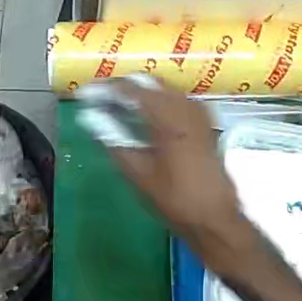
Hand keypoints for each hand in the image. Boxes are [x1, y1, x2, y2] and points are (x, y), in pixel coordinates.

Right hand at [99, 77, 254, 248]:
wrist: (215, 217)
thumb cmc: (174, 198)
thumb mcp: (138, 172)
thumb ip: (113, 139)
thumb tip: (91, 117)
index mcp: (168, 117)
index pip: (131, 89)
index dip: (105, 89)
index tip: (86, 94)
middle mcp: (185, 107)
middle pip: (149, 83)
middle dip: (123, 87)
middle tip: (100, 98)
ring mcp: (199, 113)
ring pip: (164, 89)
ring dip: (141, 93)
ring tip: (117, 106)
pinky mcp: (206, 123)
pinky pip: (177, 100)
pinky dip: (158, 101)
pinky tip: (146, 115)